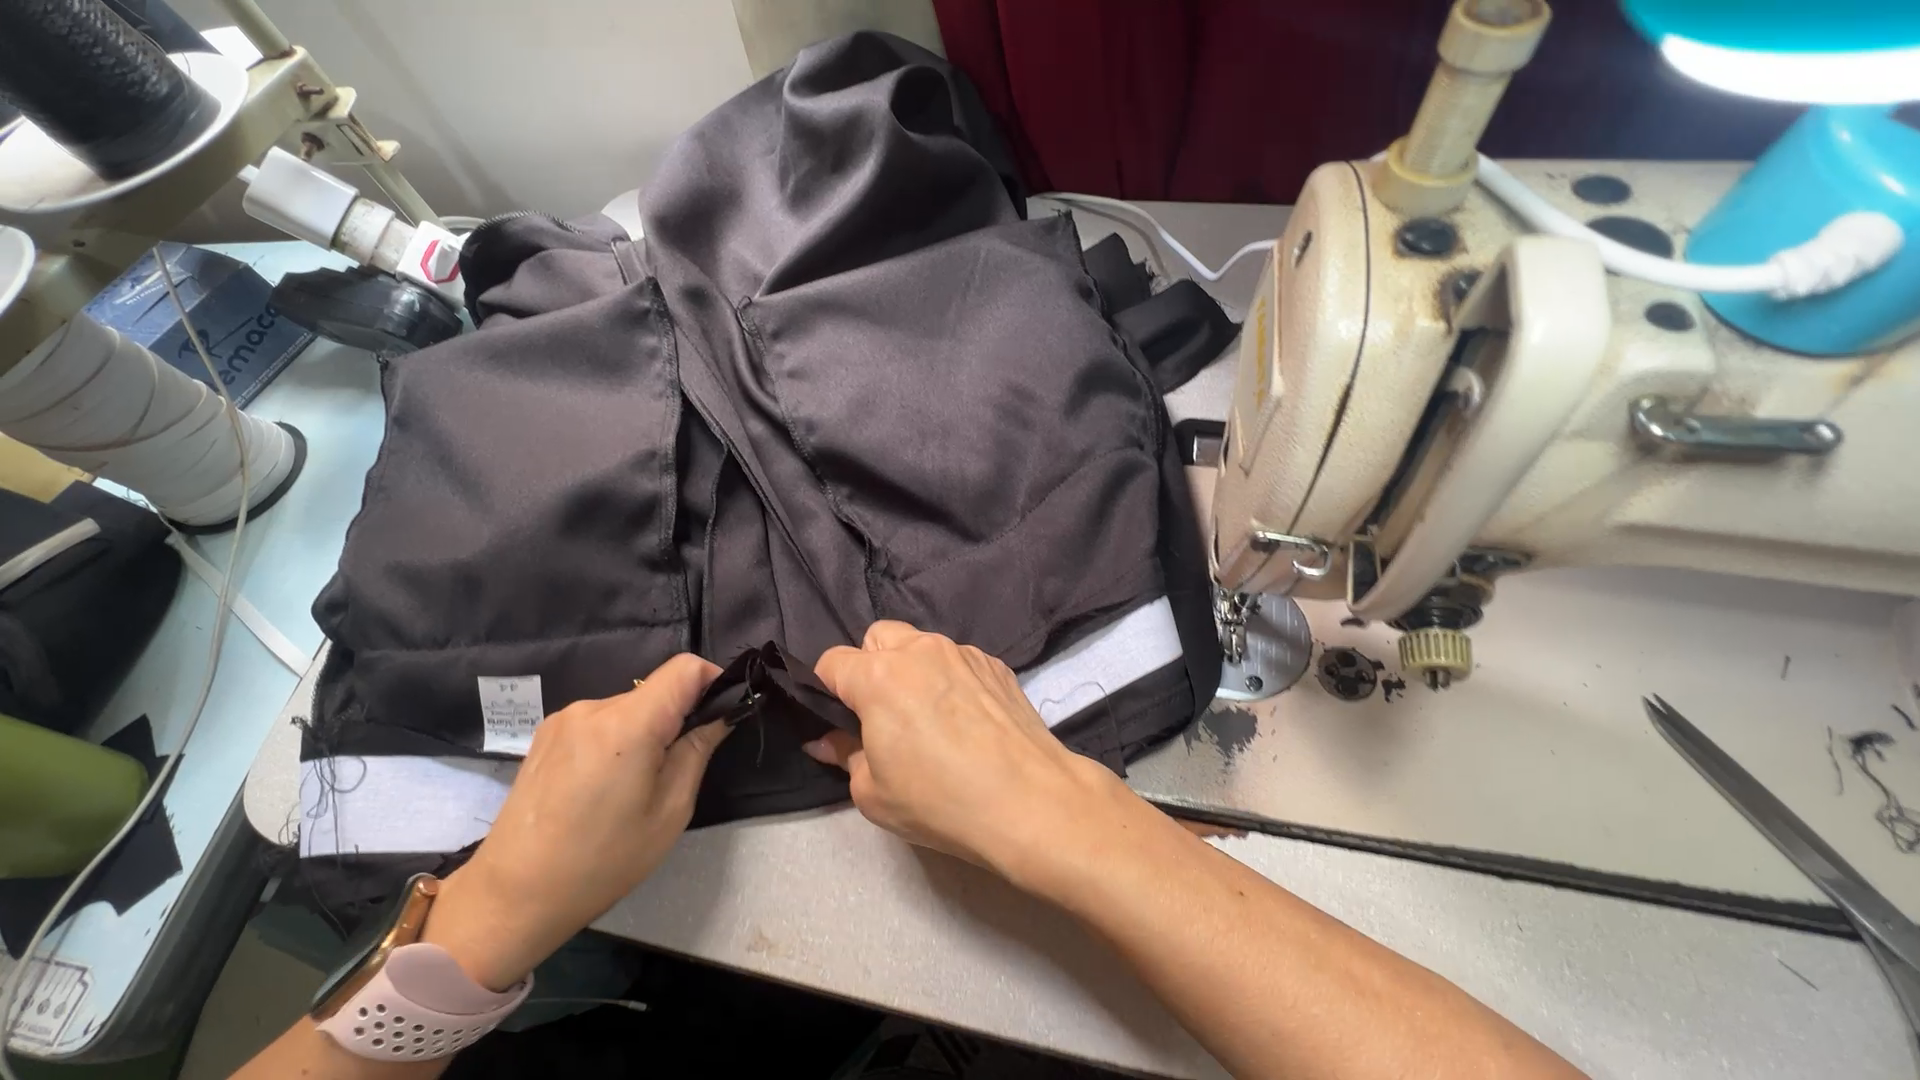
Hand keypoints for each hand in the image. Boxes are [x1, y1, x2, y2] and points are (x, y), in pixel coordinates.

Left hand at [421, 654, 728, 989]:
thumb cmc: (602, 861)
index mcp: (627, 724)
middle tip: (680, 768)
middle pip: (656, 691)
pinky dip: (617, 740)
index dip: (714, 682)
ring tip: (636, 786)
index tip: (722, 715)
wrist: (513, 895)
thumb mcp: (670, 811)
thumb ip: (698, 750)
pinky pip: (600, 722)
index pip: (685, 668)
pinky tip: (605, 786)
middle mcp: (593, 707)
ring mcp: (563, 719)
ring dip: (645, 732)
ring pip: (628, 708)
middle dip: (678, 718)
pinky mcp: (546, 735)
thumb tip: (720, 714)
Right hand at [805, 621, 1136, 885]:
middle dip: (870, 665)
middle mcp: (920, 651)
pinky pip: (959, 660)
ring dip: (914, 669)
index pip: (832, 661)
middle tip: (883, 712)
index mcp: (879, 677)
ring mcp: (964, 653)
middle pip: (878, 637)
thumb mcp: (874, 793)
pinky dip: (951, 678)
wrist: (1031, 801)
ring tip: (930, 716)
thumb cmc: (941, 801)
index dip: (828, 689)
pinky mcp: (997, 665)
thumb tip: (823, 741)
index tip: (841, 719)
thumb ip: (844, 755)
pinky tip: (967, 719)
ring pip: (922, 645)